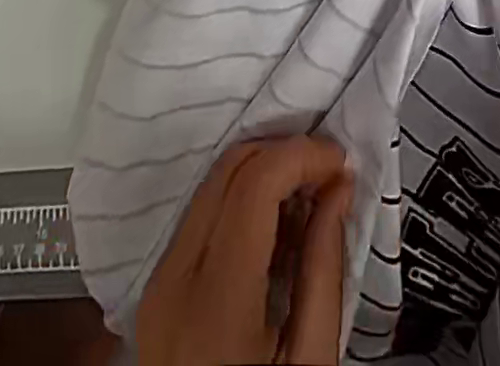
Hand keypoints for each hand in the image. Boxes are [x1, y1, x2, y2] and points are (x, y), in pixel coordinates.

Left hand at [136, 137, 353, 365]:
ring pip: (214, 179)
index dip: (303, 156)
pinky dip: (245, 196)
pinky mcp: (158, 282)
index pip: (253, 184)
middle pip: (230, 168)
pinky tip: (278, 224)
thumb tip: (338, 189)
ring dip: (267, 171)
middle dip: (287, 154)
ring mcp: (159, 278)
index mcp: (214, 303)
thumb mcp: (312, 360)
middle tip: (330, 176)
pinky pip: (204, 209)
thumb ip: (325, 267)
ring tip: (309, 200)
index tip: (340, 163)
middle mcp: (174, 278)